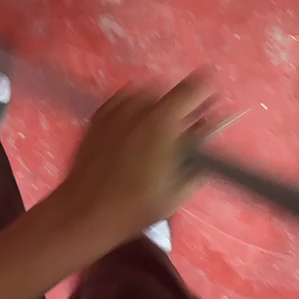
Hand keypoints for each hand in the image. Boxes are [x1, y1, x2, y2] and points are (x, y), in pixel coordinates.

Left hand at [52, 74, 214, 242]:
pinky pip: (121, 102)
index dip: (206, 93)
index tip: (211, 104)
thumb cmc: (138, 204)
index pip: (194, 88)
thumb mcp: (181, 186)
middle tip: (183, 129)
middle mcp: (138, 107)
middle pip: (168, 92)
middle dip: (179, 107)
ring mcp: (114, 110)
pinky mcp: (97, 117)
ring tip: (157, 134)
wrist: (87, 210)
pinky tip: (133, 132)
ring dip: (155, 109)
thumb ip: (200, 152)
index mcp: (163, 120)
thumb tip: (208, 128)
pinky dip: (132, 111)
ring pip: (144, 95)